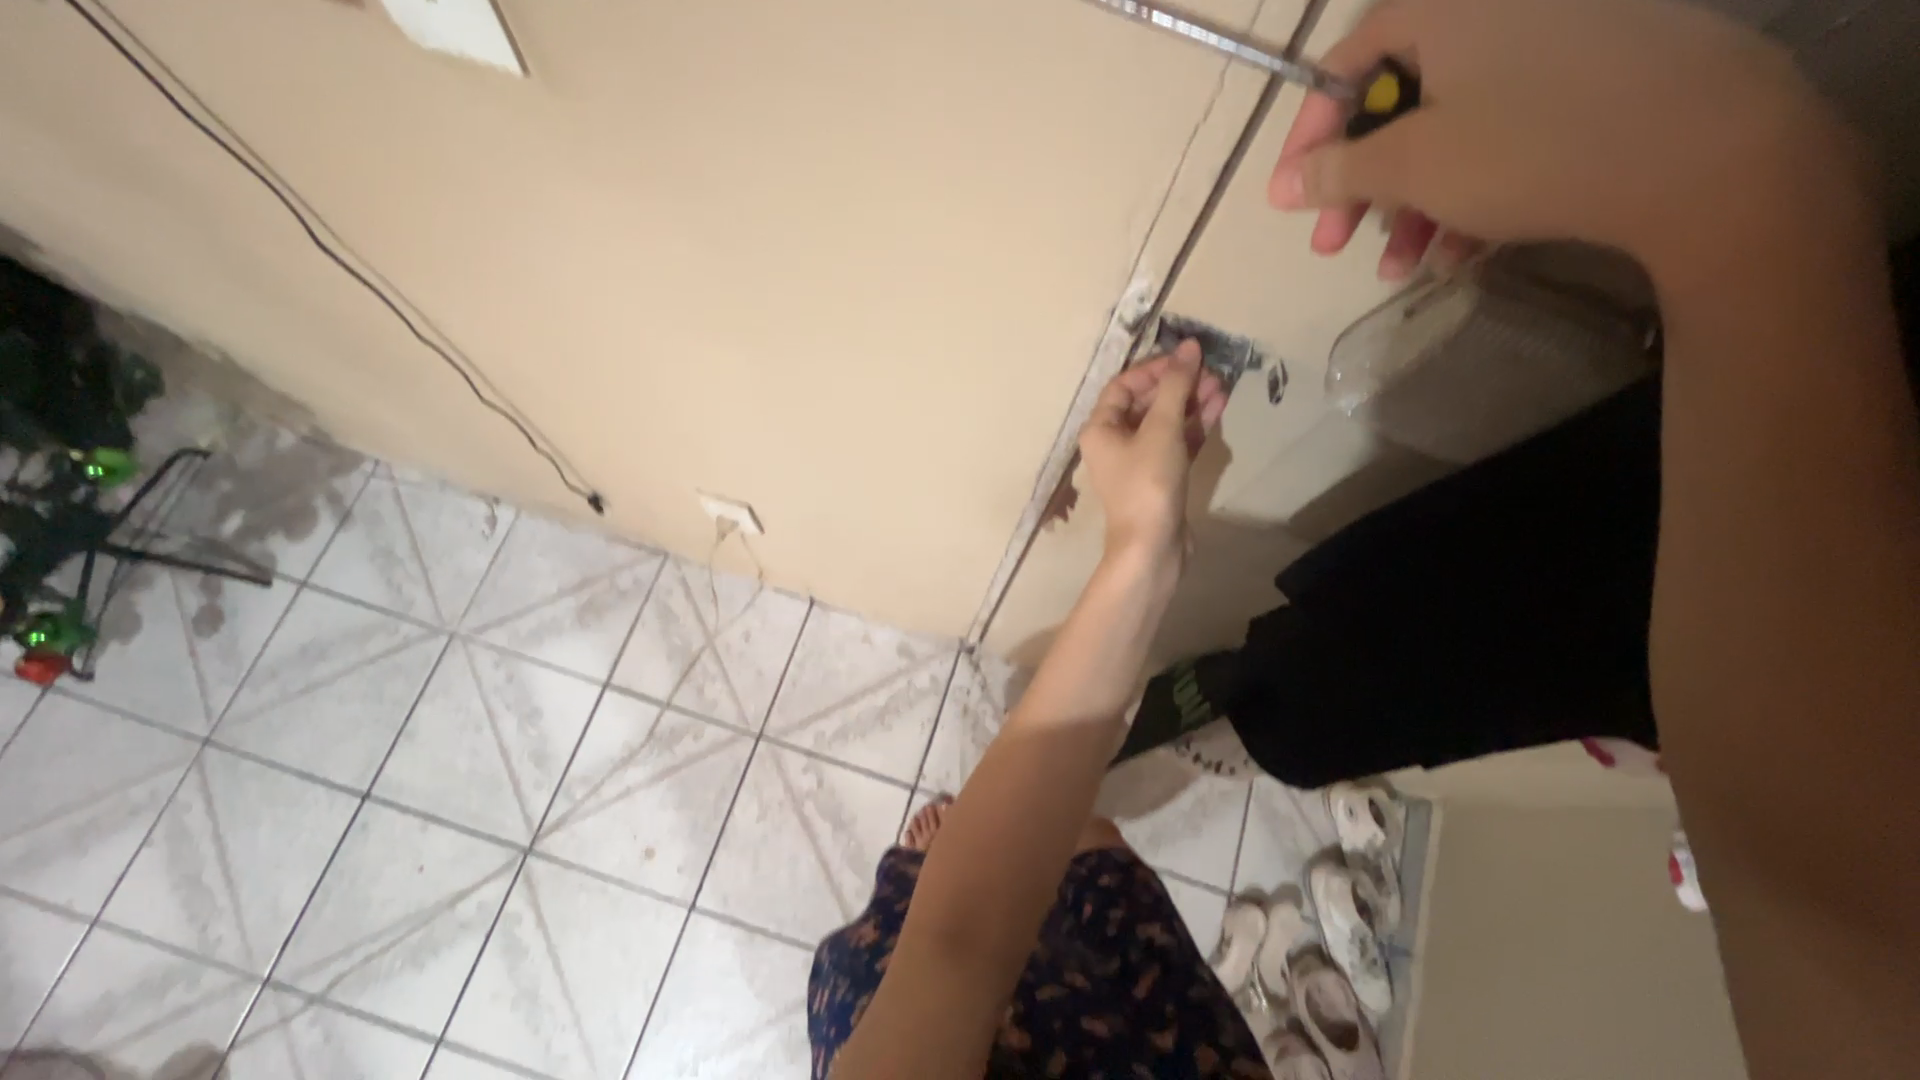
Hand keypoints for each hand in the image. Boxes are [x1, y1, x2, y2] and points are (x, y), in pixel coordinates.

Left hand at [1077, 339, 1225, 561]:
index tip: (1186, 358)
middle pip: (1146, 401)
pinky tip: (1219, 408)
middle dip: (1178, 385)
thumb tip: (1189, 347)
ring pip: (1165, 422)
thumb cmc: (1148, 482)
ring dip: (1191, 403)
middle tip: (1211, 372)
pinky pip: (1176, 442)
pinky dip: (1194, 426)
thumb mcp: (1161, 428)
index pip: (1123, 385)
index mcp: (1100, 429)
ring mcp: (1138, 462)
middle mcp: (1114, 442)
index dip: (1154, 368)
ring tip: (1222, 386)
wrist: (1152, 546)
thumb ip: (1176, 385)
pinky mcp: (1160, 477)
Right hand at [1266, 0, 1865, 287]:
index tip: (1292, 193)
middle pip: (1398, 104)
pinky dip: (1472, 192)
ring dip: (1412, 206)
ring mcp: (1552, 46)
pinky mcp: (1594, 83)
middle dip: (1361, 186)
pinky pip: (1507, 134)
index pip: (1346, 63)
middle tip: (1333, 245)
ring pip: (1452, 130)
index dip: (1309, 133)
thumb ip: (1337, 172)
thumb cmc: (1530, 148)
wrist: (1708, 151)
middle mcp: (1496, 11)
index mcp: (1446, 10)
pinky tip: (1459, 252)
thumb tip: (1282, 183)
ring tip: (1397, 269)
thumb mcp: (1413, 165)